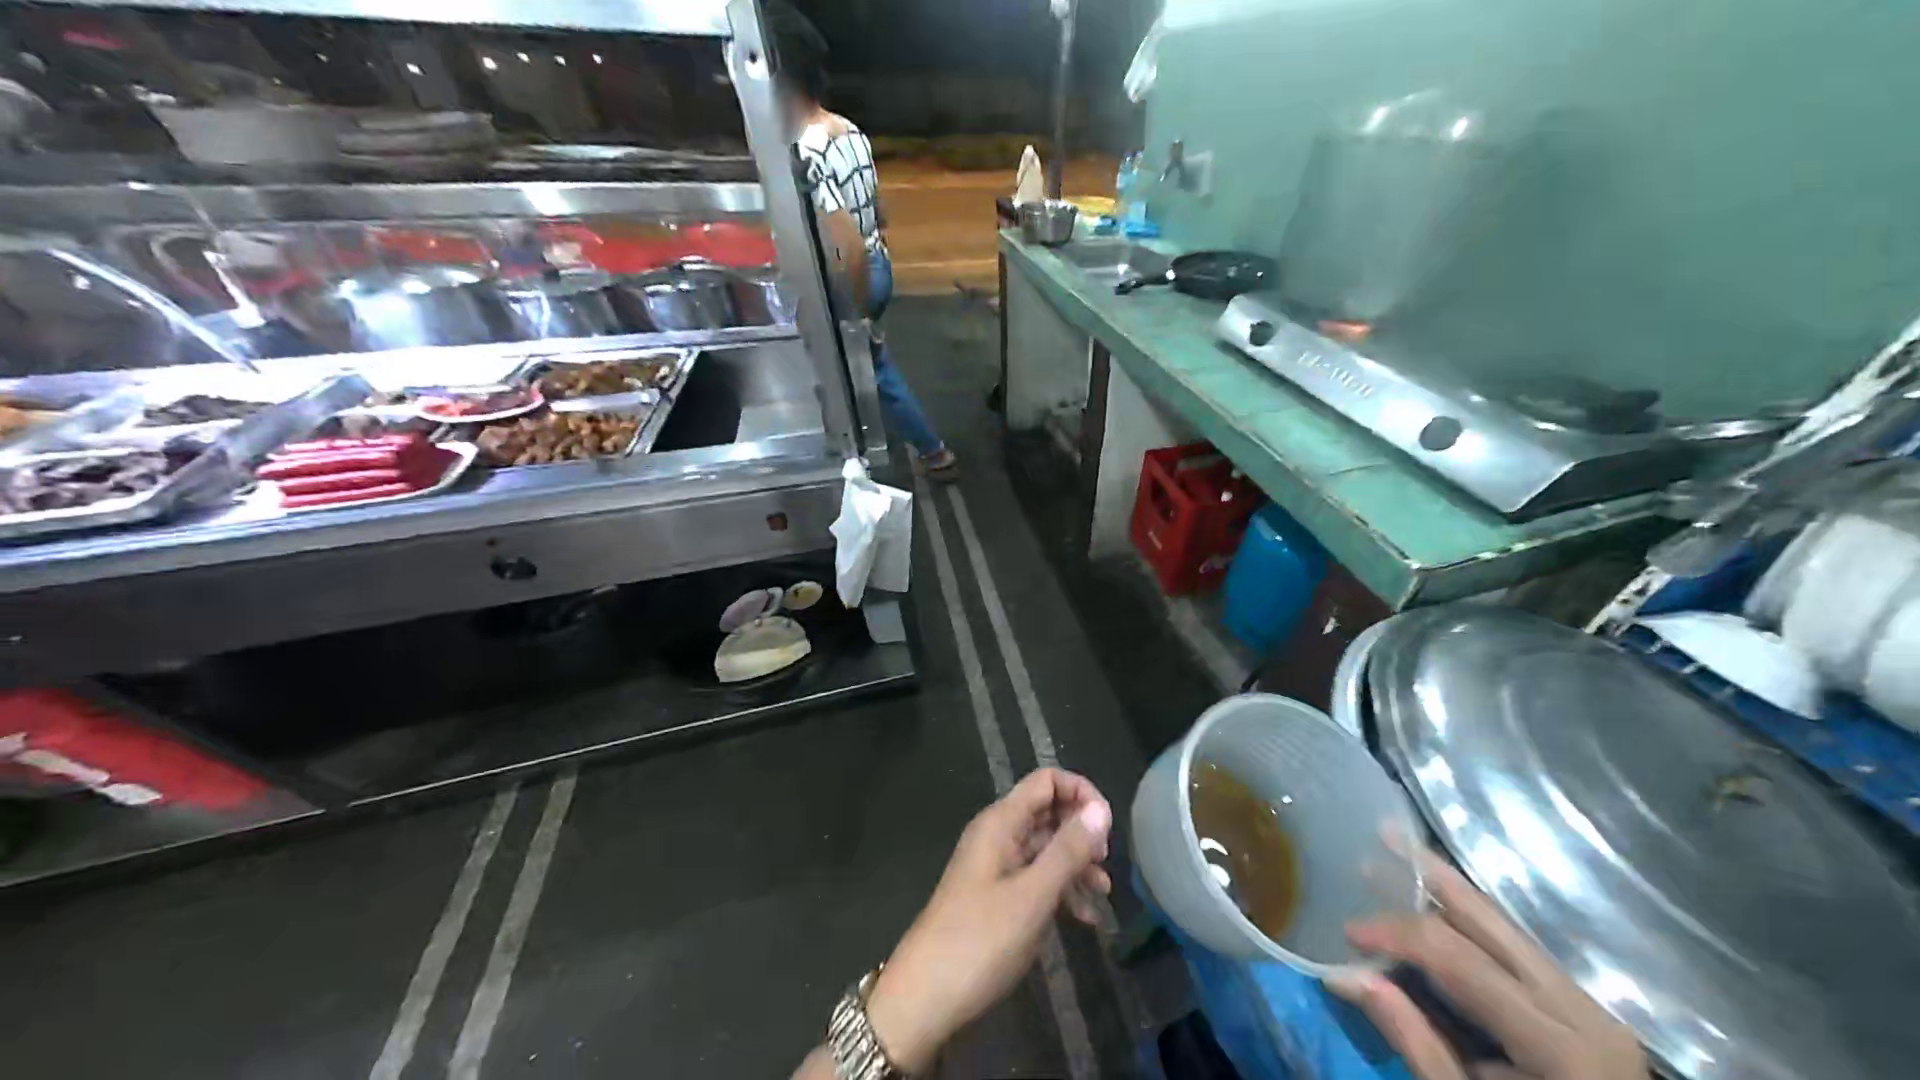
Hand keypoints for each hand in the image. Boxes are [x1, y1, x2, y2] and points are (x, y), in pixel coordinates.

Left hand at [864, 768, 1112, 1073]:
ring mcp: (996, 866)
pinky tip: (1084, 919)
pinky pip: (1036, 877)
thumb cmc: (980, 940)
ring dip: (1076, 865)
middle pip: (1048, 812)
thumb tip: (1102, 809)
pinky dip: (1061, 890)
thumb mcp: (1033, 895)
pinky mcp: (997, 896)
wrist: (925, 996)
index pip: (1046, 781)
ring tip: (1103, 896)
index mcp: (1001, 822)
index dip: (1081, 793)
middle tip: (1105, 865)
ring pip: (1045, 848)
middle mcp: (998, 834)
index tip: (1107, 828)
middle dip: (1082, 833)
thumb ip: (1068, 850)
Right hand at [1326, 853, 1645, 1079]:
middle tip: (1382, 834)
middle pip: (1492, 923)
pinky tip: (1435, 898)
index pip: (1461, 961)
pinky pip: (1513, 946)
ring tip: (1400, 850)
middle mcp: (1581, 1009)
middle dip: (1432, 875)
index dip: (1399, 935)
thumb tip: (1346, 976)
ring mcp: (1586, 1004)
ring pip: (1504, 926)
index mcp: (1560, 1043)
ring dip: (1446, 888)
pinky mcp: (1579, 1005)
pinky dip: (1467, 918)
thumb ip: (1413, 1040)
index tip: (1348, 932)